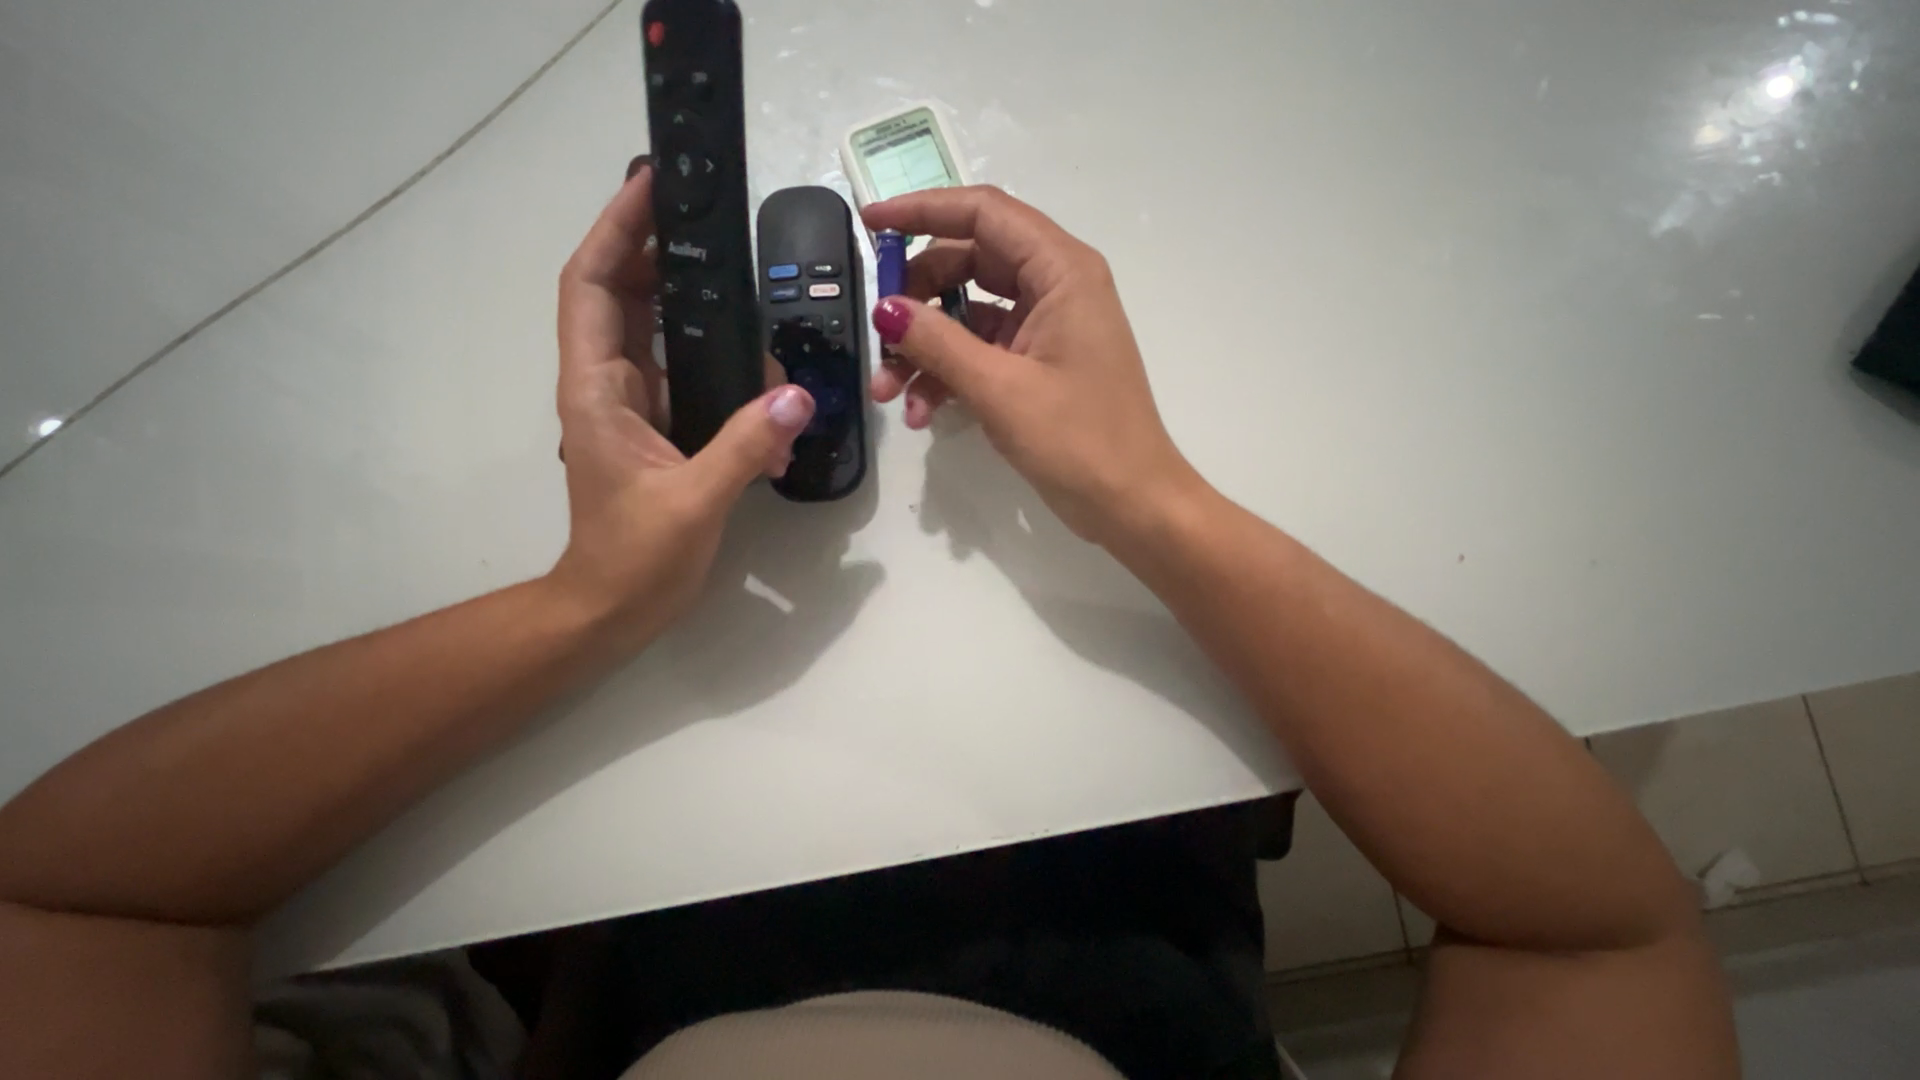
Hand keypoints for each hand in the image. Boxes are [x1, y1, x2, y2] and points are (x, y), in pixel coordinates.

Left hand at [548, 164, 813, 640]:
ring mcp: (636, 407)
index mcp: (598, 390)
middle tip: (718, 229)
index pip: (591, 286)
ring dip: (705, 317)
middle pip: (625, 295)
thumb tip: (797, 397)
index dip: (614, 229)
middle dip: (664, 255)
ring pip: (663, 334)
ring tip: (756, 318)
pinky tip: (768, 393)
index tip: (652, 187)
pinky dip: (724, 370)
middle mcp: (611, 386)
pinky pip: (691, 377)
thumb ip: (746, 446)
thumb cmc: (633, 559)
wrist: (610, 610)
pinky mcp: (662, 430)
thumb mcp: (693, 502)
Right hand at [863, 186, 1199, 544]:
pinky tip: (921, 412)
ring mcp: (1046, 327)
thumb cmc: (1078, 439)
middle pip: (967, 262)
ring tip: (889, 393)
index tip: (870, 223)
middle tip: (877, 335)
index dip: (923, 210)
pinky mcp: (1037, 363)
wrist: (1131, 503)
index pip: (983, 213)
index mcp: (1061, 270)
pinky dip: (948, 374)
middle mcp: (1055, 286)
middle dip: (915, 299)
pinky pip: (981, 351)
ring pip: (968, 312)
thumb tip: (884, 308)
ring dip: (924, 347)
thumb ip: (937, 341)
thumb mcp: (1000, 388)